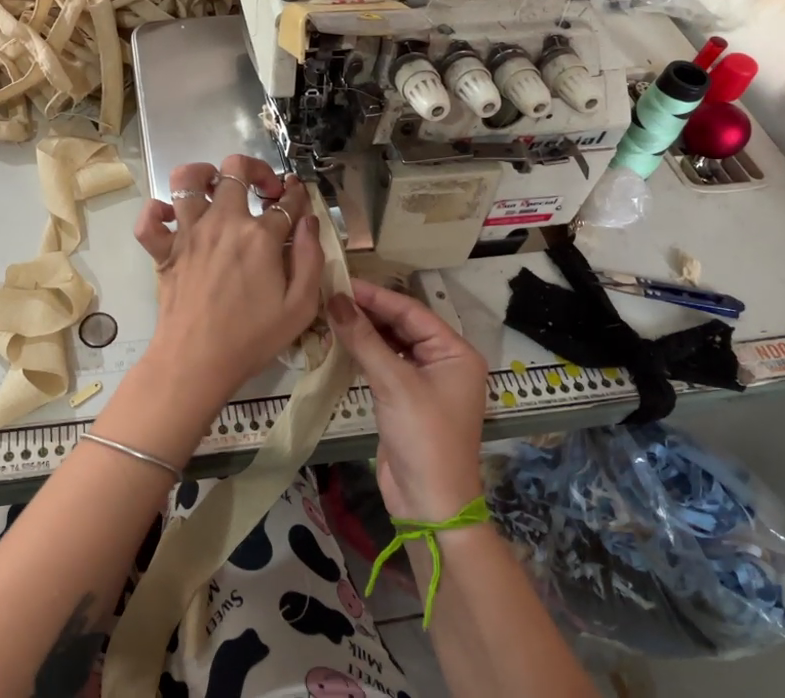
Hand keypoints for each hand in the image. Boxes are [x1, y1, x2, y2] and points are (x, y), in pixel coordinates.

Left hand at [131, 155, 322, 407]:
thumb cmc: (252, 339)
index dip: (297, 194)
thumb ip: (310, 259)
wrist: (196, 362)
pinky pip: (149, 219)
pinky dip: (157, 212)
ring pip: (186, 179)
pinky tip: (173, 219)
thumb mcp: (300, 307)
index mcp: (260, 236)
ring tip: (216, 188)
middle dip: (255, 170)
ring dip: (203, 174)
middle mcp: (223, 223)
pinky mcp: (164, 250)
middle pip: (236, 170)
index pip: (286, 201)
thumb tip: (308, 222)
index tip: (298, 197)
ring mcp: (189, 234)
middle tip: (264, 191)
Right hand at [331, 280, 488, 521]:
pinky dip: (364, 355)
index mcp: (455, 353)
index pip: (412, 312)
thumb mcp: (393, 383)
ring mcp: (425, 383)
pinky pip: (385, 366)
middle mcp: (444, 362)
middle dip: (368, 313)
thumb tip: (336, 301)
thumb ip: (364, 340)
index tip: (341, 282)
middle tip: (330, 296)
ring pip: (392, 346)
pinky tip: (340, 344)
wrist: (430, 501)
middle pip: (402, 326)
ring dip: (363, 333)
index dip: (376, 297)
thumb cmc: (423, 436)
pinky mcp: (406, 400)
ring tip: (329, 315)